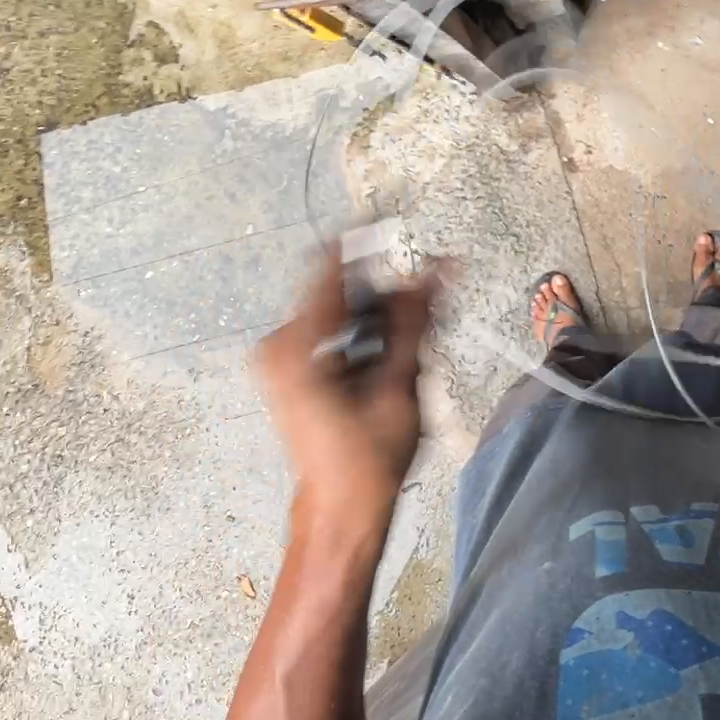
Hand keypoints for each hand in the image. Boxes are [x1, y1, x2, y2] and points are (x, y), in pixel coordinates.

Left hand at [256, 252, 441, 522]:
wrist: (339, 513)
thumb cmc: (369, 458)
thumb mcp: (399, 385)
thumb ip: (414, 320)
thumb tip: (439, 267)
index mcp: (297, 346)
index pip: (329, 263)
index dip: (364, 233)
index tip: (396, 206)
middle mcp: (281, 344)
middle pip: (344, 292)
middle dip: (391, 295)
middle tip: (435, 304)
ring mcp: (283, 358)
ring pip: (344, 314)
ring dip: (384, 320)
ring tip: (415, 352)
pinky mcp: (293, 370)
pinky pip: (336, 333)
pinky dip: (369, 337)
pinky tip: (394, 361)